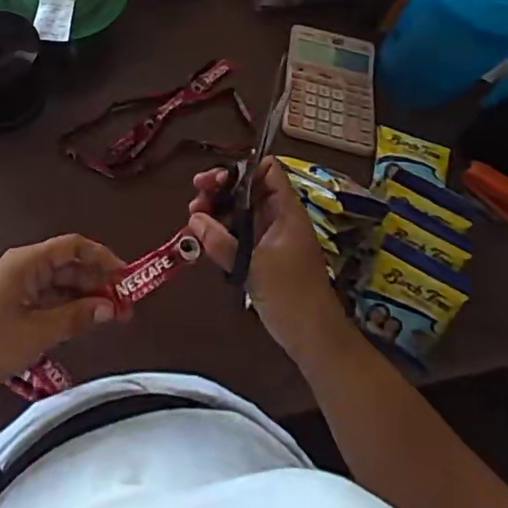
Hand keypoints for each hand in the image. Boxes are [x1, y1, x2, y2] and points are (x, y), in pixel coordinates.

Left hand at [0, 234, 128, 398]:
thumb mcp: (39, 332)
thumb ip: (77, 317)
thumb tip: (111, 307)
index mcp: (26, 262)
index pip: (72, 246)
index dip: (102, 257)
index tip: (127, 276)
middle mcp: (24, 266)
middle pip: (69, 264)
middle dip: (99, 281)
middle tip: (128, 304)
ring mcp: (20, 285)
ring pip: (62, 282)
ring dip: (88, 296)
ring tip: (116, 316)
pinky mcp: (17, 303)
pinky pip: (52, 297)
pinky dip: (72, 306)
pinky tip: (90, 320)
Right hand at [187, 159, 353, 365]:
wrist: (314, 339)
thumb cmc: (292, 297)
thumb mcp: (254, 267)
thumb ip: (222, 241)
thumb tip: (194, 219)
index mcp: (286, 212)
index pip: (267, 171)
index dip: (241, 168)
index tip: (215, 181)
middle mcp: (278, 217)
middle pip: (247, 188)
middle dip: (219, 189)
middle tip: (196, 199)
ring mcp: (270, 235)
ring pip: (239, 209)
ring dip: (216, 209)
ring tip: (193, 219)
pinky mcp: (261, 254)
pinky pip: (238, 231)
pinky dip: (220, 229)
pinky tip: (202, 237)